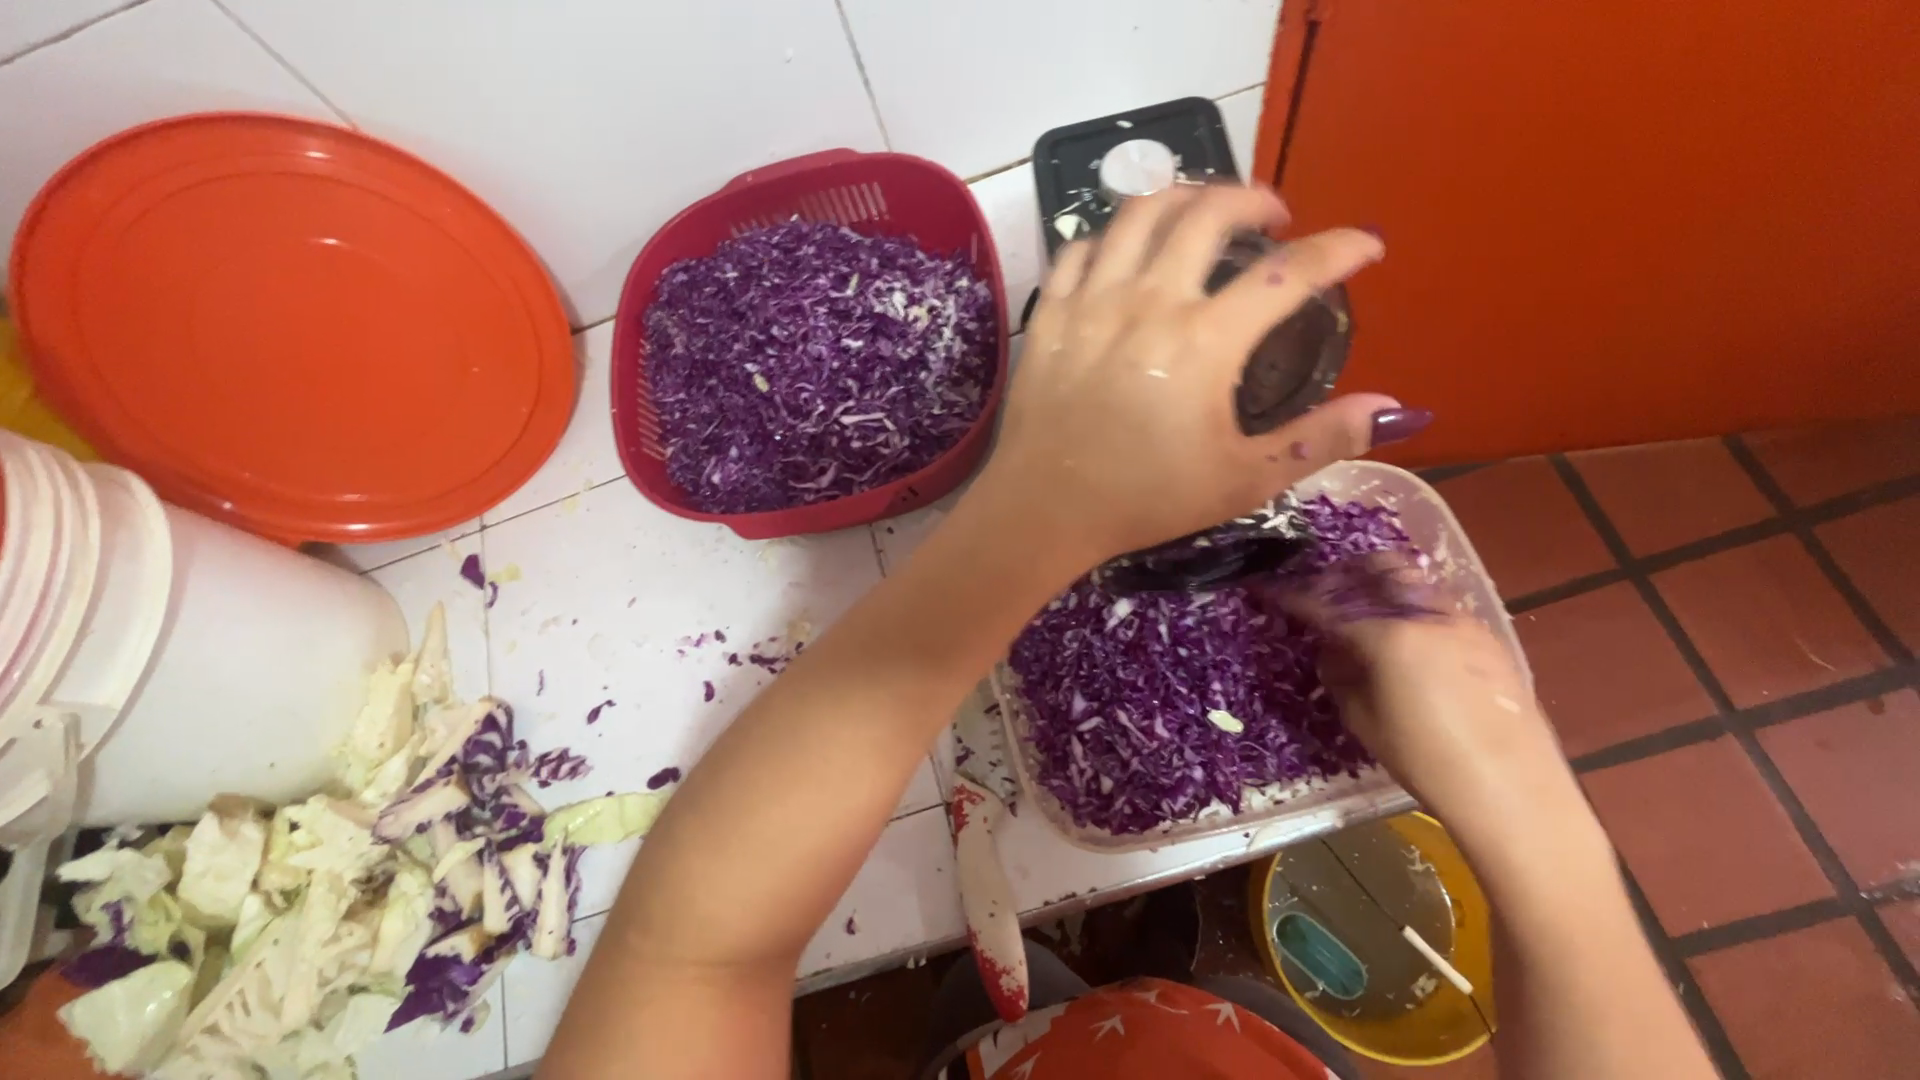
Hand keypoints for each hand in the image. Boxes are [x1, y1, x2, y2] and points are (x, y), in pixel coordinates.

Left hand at [972, 184, 1423, 564]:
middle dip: (1254, 199)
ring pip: (1138, 213)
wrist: (1044, 511)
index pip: (1290, 273)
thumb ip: (1321, 440)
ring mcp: (1091, 302)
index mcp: (1205, 341)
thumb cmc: (1145, 501)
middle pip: (1208, 212)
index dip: (1339, 249)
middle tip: (1272, 218)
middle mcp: (1148, 302)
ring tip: (1203, 210)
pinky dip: (1110, 236)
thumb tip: (1395, 409)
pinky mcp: (1048, 315)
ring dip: (1182, 196)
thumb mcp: (1243, 482)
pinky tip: (1124, 250)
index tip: (1365, 245)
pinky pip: (1079, 248)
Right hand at [1269, 555, 1581, 829]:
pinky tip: (1405, 636)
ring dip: (1382, 586)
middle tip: (1323, 587)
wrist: (1514, 790)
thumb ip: (1341, 675)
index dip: (1293, 595)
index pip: (1327, 605)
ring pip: (1415, 584)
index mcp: (1389, 635)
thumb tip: (1333, 652)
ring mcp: (1464, 624)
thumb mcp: (1363, 720)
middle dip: (1345, 572)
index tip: (1269, 587)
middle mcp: (1427, 616)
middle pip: (1380, 570)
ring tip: (1362, 607)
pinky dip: (1412, 608)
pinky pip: (1440, 607)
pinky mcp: (1488, 640)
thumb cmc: (1426, 760)